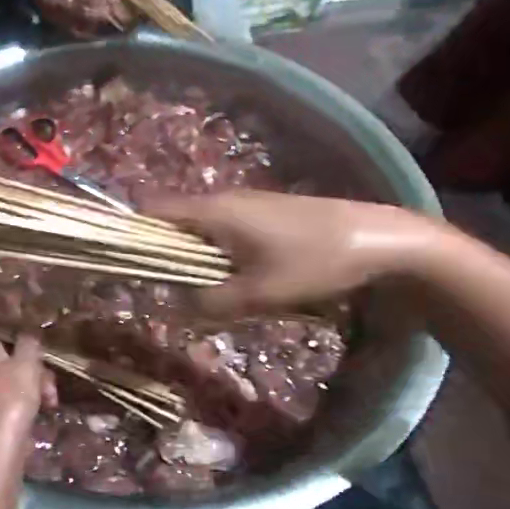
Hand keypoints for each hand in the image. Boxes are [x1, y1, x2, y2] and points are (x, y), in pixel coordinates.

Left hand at [0, 334, 46, 483]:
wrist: (1, 445)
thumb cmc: (12, 397)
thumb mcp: (26, 363)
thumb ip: (28, 343)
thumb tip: (27, 331)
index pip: (0, 332)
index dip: (20, 336)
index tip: (41, 343)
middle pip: (17, 357)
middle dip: (38, 368)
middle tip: (48, 382)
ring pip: (23, 378)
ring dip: (41, 386)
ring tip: (50, 400)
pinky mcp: (2, 410)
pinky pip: (22, 397)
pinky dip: (35, 401)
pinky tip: (47, 409)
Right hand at [140, 190, 449, 315]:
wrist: (386, 240)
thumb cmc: (316, 261)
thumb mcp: (258, 293)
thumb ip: (207, 303)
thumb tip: (173, 307)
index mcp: (213, 211)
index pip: (151, 211)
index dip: (131, 232)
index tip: (123, 262)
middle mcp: (224, 200)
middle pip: (173, 222)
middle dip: (161, 253)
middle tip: (160, 287)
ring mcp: (248, 206)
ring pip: (200, 230)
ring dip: (192, 258)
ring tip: (197, 290)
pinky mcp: (267, 216)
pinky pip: (224, 233)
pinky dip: (217, 255)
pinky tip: (236, 280)